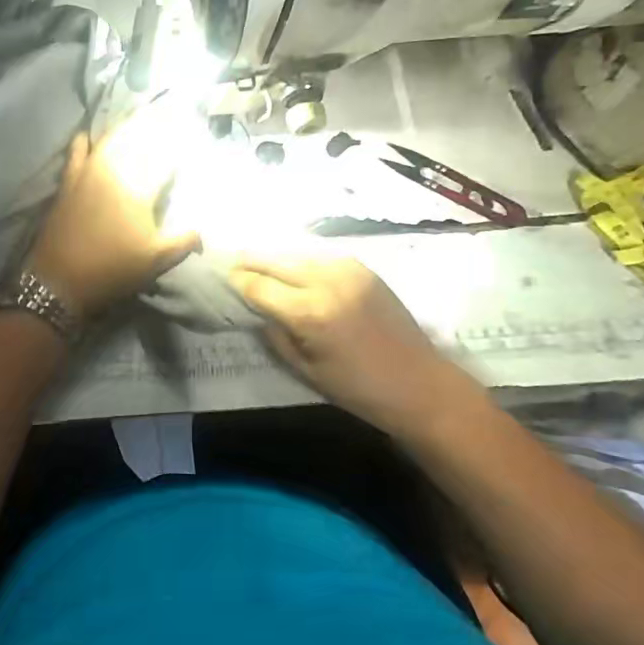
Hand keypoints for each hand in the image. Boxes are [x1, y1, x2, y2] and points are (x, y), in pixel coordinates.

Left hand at [25, 130, 200, 320]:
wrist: (59, 281)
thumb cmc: (112, 269)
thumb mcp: (156, 261)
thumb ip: (184, 241)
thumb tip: (203, 232)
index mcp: (139, 188)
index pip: (164, 157)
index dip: (177, 141)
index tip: (189, 128)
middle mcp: (113, 171)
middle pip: (136, 139)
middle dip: (152, 125)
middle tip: (166, 113)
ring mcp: (87, 173)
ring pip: (108, 140)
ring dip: (123, 129)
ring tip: (136, 118)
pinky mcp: (68, 181)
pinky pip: (77, 152)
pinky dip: (86, 141)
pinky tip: (89, 136)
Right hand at [229, 257, 476, 433]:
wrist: (419, 383)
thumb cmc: (358, 389)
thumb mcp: (306, 371)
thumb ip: (276, 337)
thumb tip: (258, 311)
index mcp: (310, 313)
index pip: (260, 286)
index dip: (239, 281)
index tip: (224, 276)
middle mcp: (326, 282)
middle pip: (278, 262)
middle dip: (253, 261)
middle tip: (233, 260)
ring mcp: (349, 271)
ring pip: (300, 255)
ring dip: (278, 258)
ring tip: (260, 261)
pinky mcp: (365, 270)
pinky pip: (324, 257)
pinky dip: (305, 260)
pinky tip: (297, 267)